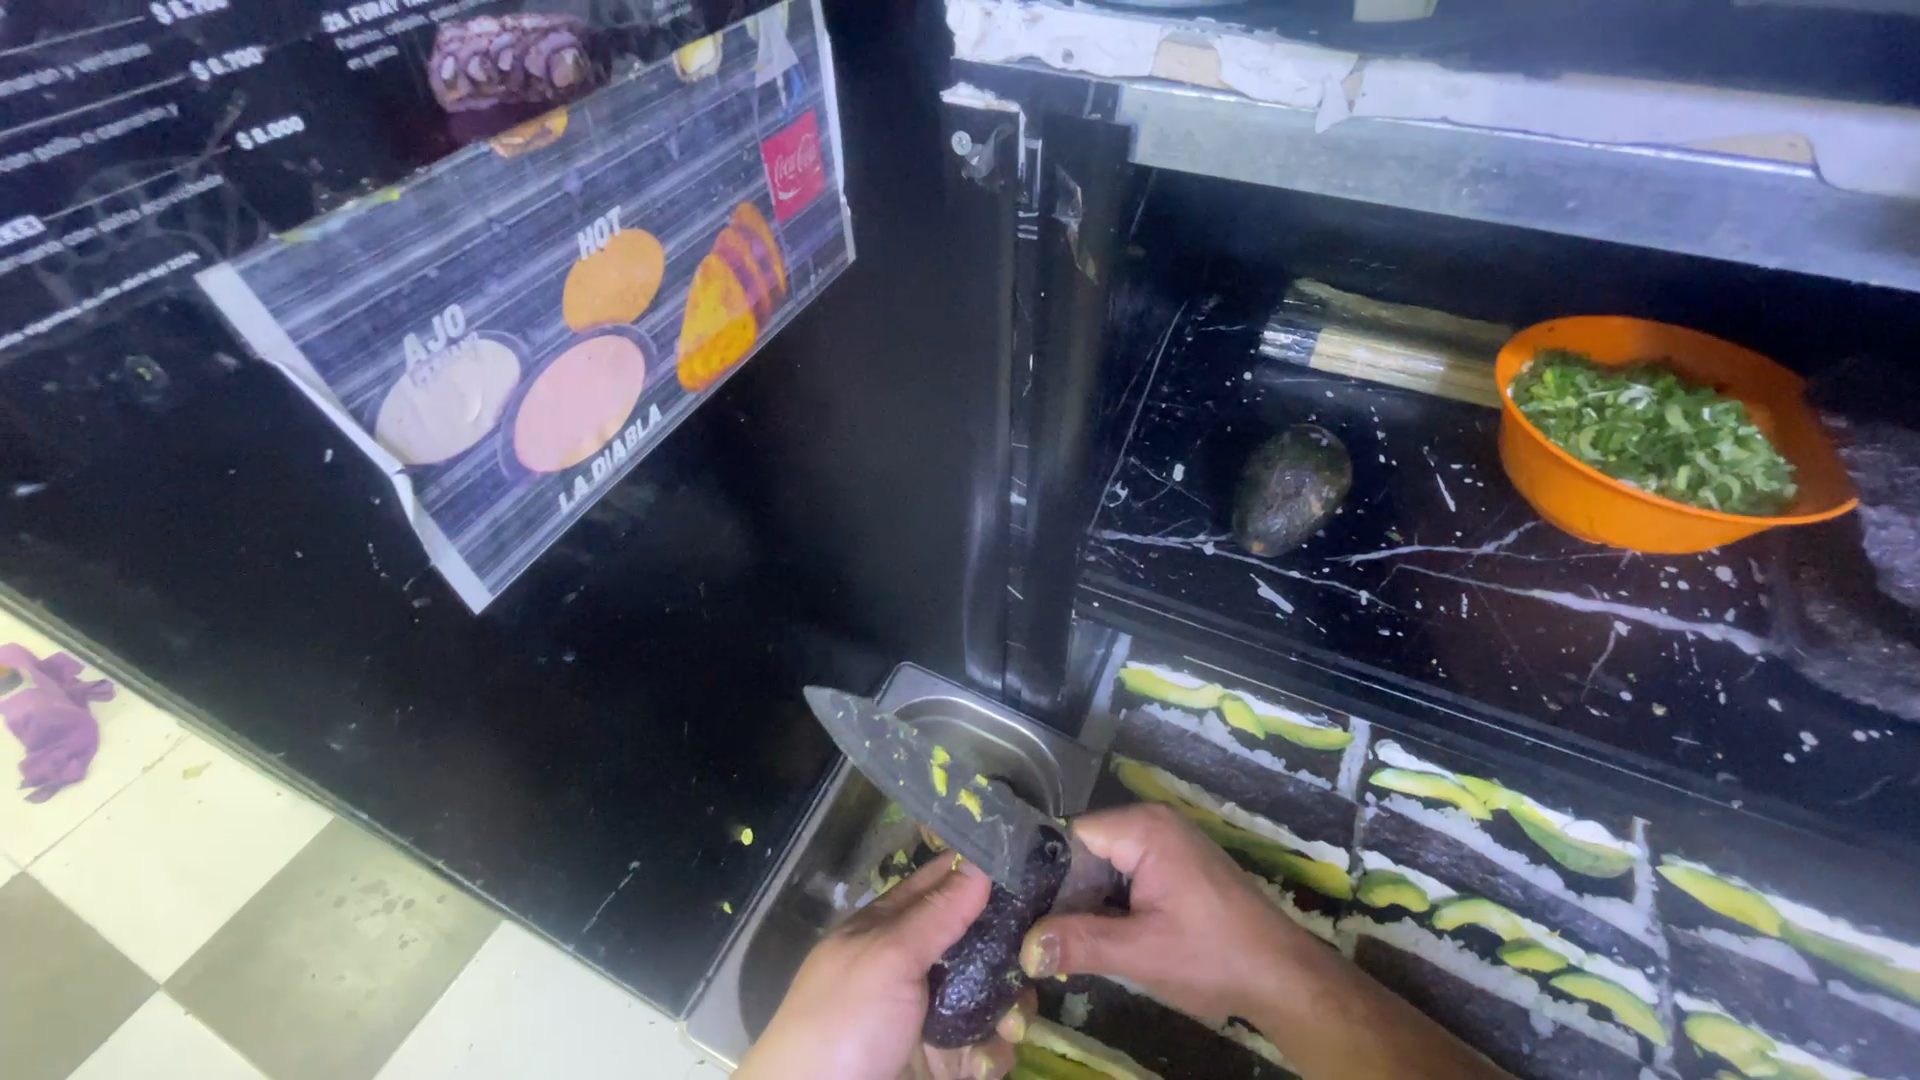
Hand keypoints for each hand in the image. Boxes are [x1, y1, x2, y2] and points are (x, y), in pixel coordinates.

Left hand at [738, 857, 1034, 1079]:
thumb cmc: (843, 1021)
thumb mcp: (887, 957)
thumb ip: (937, 913)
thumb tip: (981, 862)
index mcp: (890, 926)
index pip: (943, 883)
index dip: (983, 873)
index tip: (1032, 872)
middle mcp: (914, 964)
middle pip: (977, 941)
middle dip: (1009, 953)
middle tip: (1031, 964)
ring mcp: (928, 1014)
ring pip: (988, 995)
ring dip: (1007, 1009)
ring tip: (1009, 1028)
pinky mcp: (942, 1059)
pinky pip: (983, 1046)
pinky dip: (991, 1053)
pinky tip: (984, 1063)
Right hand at [1018, 803, 1513, 1079]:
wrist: (1285, 978)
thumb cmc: (1214, 957)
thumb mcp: (1140, 953)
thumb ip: (1079, 942)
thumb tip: (1024, 948)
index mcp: (1144, 828)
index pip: (1073, 835)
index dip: (1046, 873)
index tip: (1022, 910)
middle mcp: (1154, 823)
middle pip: (1088, 848)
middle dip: (1066, 891)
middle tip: (1035, 931)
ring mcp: (1169, 842)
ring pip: (1106, 864)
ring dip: (1088, 899)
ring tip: (1058, 936)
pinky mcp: (1178, 865)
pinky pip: (1128, 872)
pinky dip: (1112, 901)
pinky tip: (1098, 932)